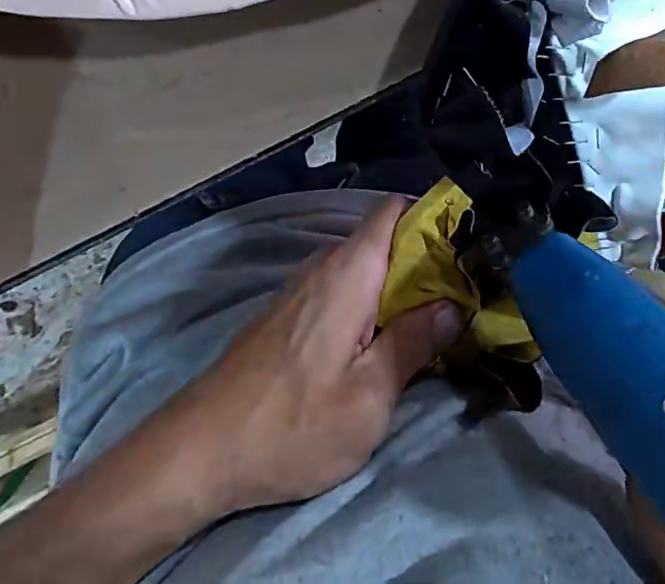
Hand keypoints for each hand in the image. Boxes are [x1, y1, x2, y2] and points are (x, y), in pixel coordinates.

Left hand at [0, 196, 463, 583]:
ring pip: (368, 266)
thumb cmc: (288, 425)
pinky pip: (347, 288)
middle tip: (466, 293)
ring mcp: (305, 289)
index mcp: (351, 271)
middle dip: (430, 259)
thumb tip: (454, 307)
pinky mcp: (292, 315)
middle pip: (388, 238)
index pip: (397, 209)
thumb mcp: (367, 397)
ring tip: (436, 318)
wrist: (193, 455)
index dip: (436, 216)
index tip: (471, 244)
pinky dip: (375, 302)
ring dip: (403, 285)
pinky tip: (386, 339)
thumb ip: (414, 343)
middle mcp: (326, 266)